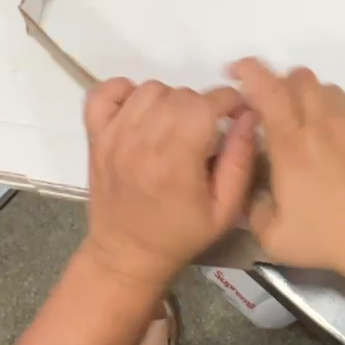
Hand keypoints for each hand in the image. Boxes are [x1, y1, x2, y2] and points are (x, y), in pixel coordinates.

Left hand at [80, 79, 258, 287]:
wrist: (126, 255)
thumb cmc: (181, 234)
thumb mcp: (226, 208)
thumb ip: (241, 159)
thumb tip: (248, 115)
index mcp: (177, 160)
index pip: (208, 103)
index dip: (230, 101)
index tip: (237, 114)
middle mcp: (142, 141)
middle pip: (181, 93)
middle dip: (202, 105)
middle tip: (206, 130)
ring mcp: (114, 135)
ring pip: (149, 89)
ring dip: (169, 100)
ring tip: (176, 124)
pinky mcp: (96, 136)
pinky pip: (104, 92)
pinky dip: (124, 92)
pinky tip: (140, 111)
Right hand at [229, 59, 344, 278]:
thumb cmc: (330, 239)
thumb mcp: (274, 237)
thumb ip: (255, 207)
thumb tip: (256, 189)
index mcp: (291, 145)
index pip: (267, 89)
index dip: (250, 70)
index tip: (240, 70)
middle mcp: (323, 123)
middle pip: (300, 78)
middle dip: (284, 85)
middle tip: (280, 108)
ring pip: (330, 89)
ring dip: (315, 99)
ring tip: (316, 126)